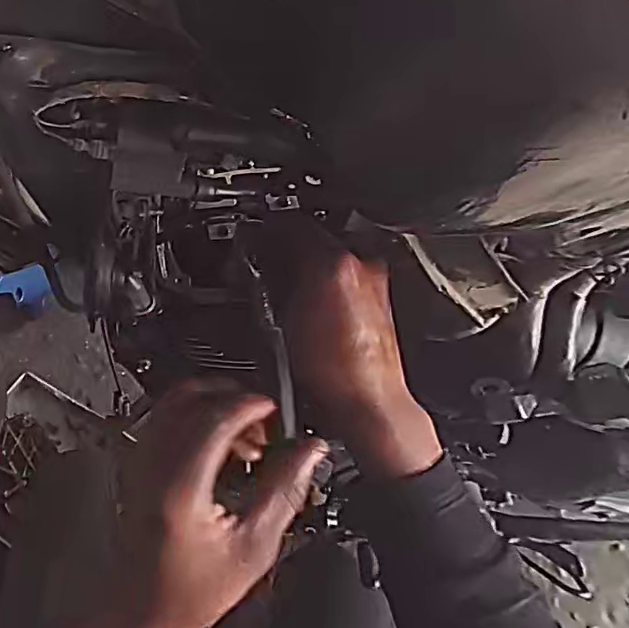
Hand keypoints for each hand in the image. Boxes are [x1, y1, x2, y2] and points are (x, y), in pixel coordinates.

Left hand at [44, 381, 327, 627]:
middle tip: (265, 421)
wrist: (145, 607)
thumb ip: (285, 489)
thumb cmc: (191, 590)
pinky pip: (165, 418)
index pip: (215, 418)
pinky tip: (220, 445)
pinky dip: (196, 416)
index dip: (250, 404)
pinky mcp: (137, 463)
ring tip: (246, 435)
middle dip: (234, 398)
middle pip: (192, 398)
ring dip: (214, 404)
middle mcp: (154, 465)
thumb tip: (308, 452)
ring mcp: (140, 461)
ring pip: (175, 402)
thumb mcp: (254, 546)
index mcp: (181, 486)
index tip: (274, 409)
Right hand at [279, 227, 443, 479]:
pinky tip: (304, 300)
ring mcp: (372, 281)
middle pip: (311, 236)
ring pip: (326, 255)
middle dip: (282, 245)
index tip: (252, 233)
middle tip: (261, 258)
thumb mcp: (284, 321)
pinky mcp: (376, 298)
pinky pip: (340, 274)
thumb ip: (273, 278)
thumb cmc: (333, 373)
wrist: (369, 403)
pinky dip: (320, 277)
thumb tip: (262, 256)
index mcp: (336, 264)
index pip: (292, 224)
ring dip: (301, 262)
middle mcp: (360, 266)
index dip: (264, 228)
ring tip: (280, 282)